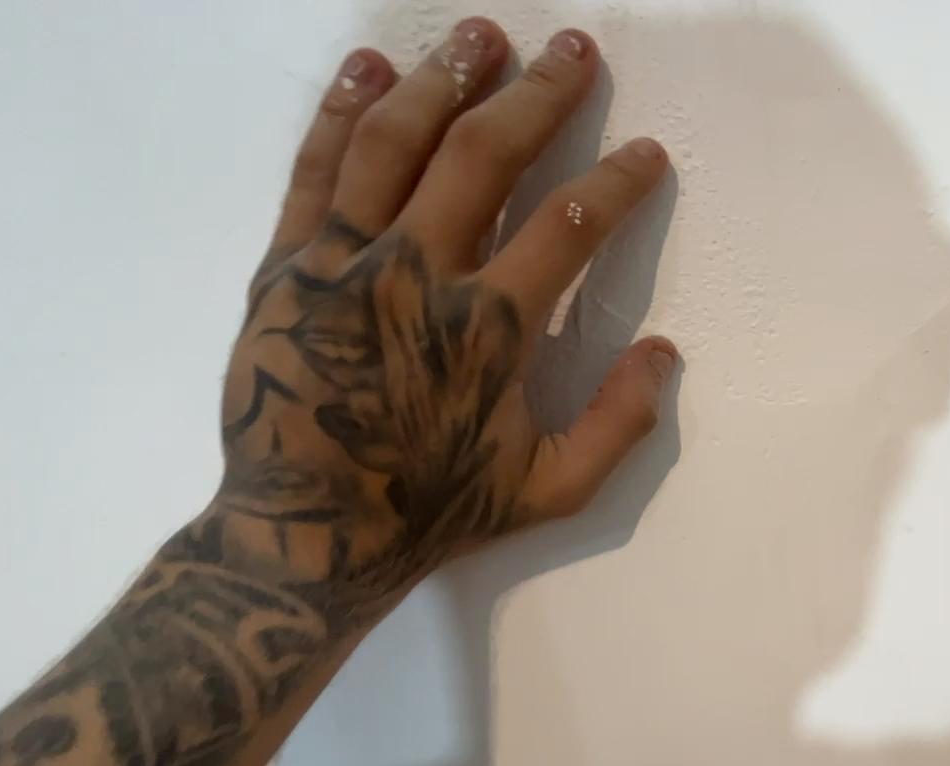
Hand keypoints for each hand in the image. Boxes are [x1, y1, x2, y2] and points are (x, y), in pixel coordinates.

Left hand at [215, 19, 674, 618]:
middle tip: (574, 48)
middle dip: (539, 98)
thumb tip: (665, 352)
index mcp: (491, 329)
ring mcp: (343, 260)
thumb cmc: (442, 508)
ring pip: (397, 142)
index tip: (647, 154)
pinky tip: (373, 68)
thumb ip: (621, 424)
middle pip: (484, 157)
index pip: (566, 228)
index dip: (615, 184)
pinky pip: (315, 167)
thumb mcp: (555, 489)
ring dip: (445, 77)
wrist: (313, 530)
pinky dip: (344, 109)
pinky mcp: (284, 262)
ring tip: (484, 33)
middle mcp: (418, 275)